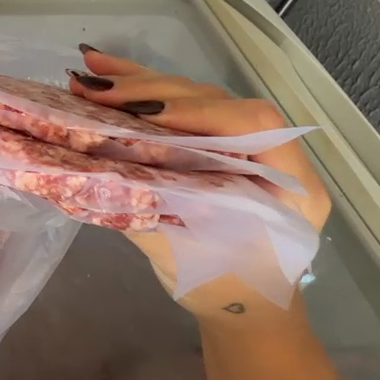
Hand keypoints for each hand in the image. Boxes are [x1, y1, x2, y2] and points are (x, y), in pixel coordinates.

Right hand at [69, 48, 330, 323]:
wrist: (245, 308)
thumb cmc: (225, 289)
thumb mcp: (189, 256)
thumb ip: (151, 209)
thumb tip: (96, 167)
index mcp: (289, 185)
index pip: (254, 124)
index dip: (200, 113)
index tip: (148, 117)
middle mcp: (269, 152)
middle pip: (214, 100)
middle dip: (152, 93)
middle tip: (99, 95)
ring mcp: (238, 140)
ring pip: (191, 94)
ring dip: (138, 82)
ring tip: (90, 76)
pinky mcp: (211, 137)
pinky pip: (178, 104)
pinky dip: (140, 87)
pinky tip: (103, 71)